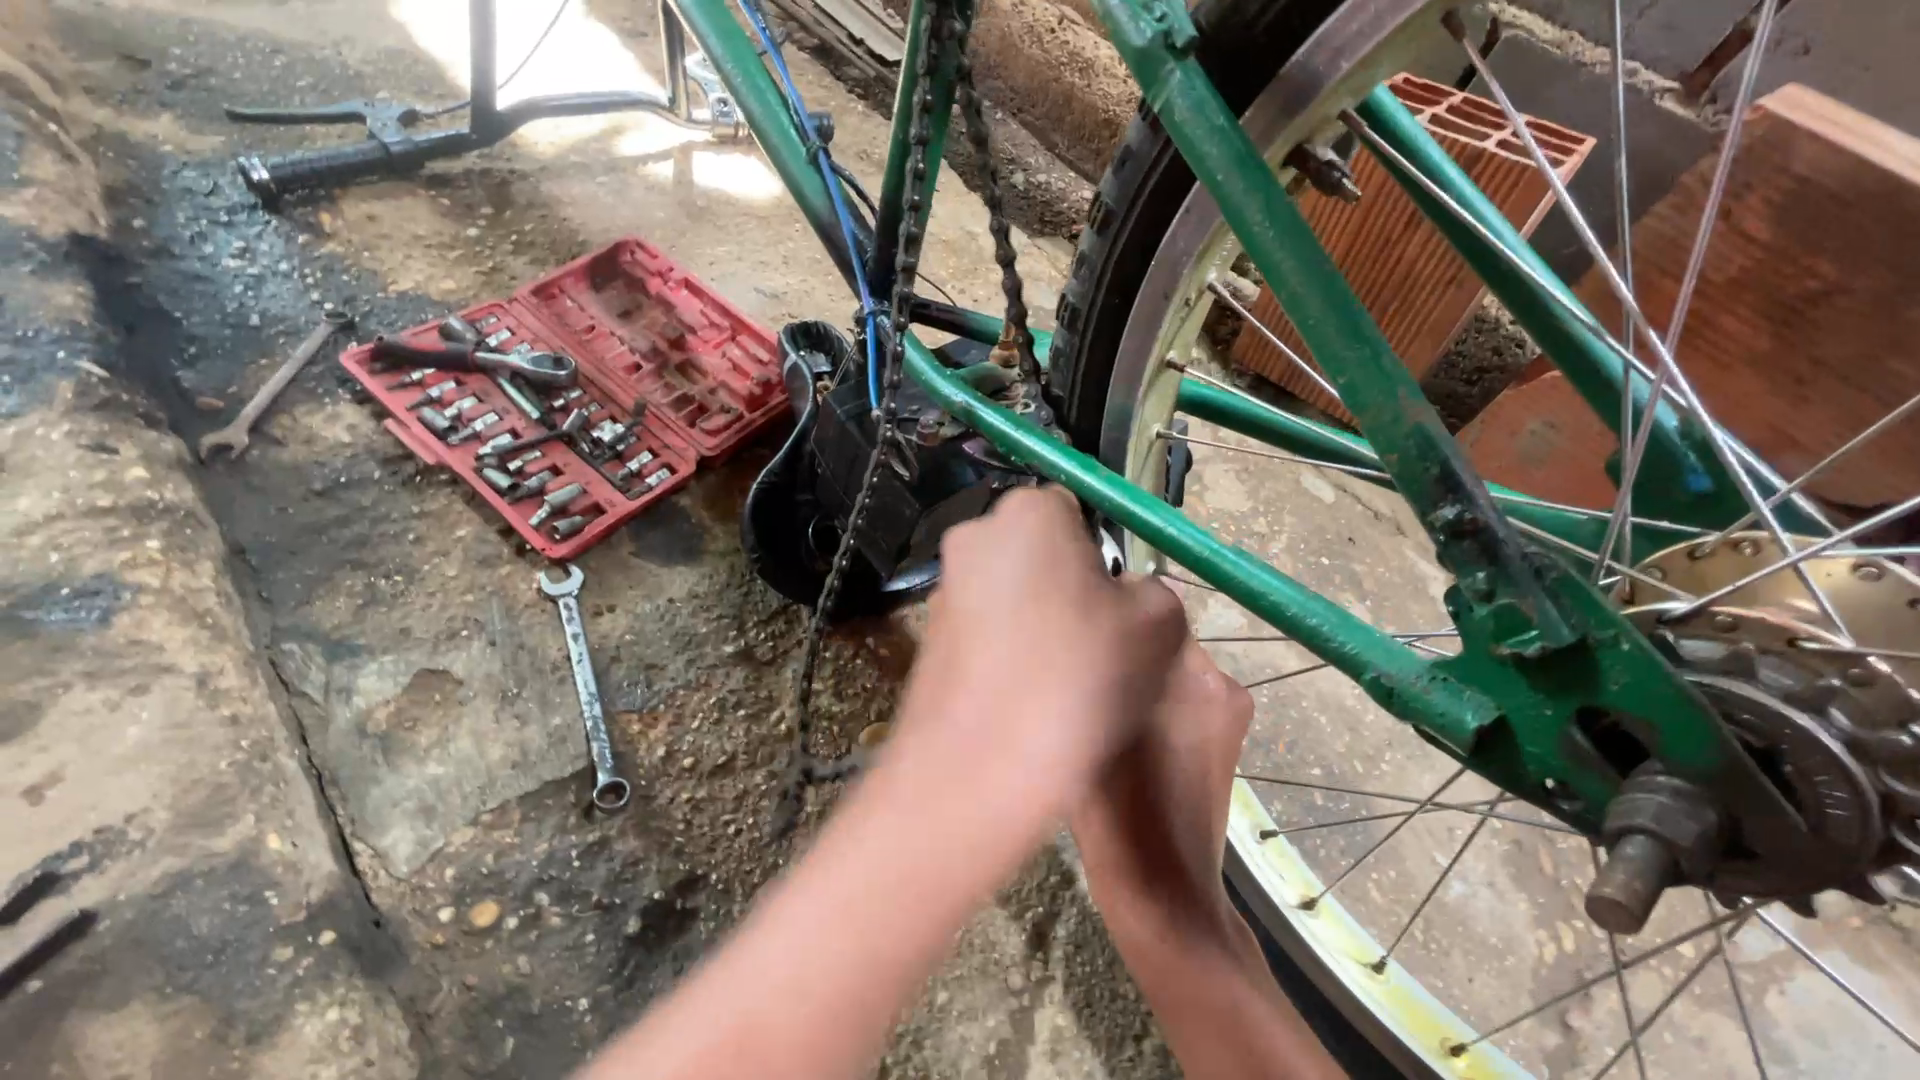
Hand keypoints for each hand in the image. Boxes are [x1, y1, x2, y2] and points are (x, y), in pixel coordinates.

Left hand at [885, 486, 1189, 820]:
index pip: (1079, 511)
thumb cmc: (1080, 680)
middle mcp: (974, 536)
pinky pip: (985, 634)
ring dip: (1038, 624)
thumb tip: (1127, 597)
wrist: (979, 770)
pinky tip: (1027, 702)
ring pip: (1012, 595)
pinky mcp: (926, 639)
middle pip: (1040, 552)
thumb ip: (1152, 592)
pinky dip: (1008, 655)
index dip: (1105, 558)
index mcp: (1028, 511)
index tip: (1117, 606)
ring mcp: (943, 589)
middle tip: (1098, 645)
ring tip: (1063, 683)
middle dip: (1069, 588)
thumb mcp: (1158, 627)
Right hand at [1071, 641, 1253, 941]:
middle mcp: (1221, 683)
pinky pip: (1185, 702)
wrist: (1163, 890)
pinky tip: (1130, 743)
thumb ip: (1091, 666)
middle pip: (1161, 638)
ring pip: (1170, 671)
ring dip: (1139, 680)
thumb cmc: (1115, 810)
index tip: (1077, 633)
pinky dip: (1159, 709)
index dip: (1111, 612)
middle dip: (1125, 649)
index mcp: (1193, 672)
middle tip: (1083, 675)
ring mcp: (1230, 714)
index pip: (1152, 603)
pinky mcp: (1227, 742)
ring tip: (1102, 714)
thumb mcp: (1085, 726)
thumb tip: (1083, 626)